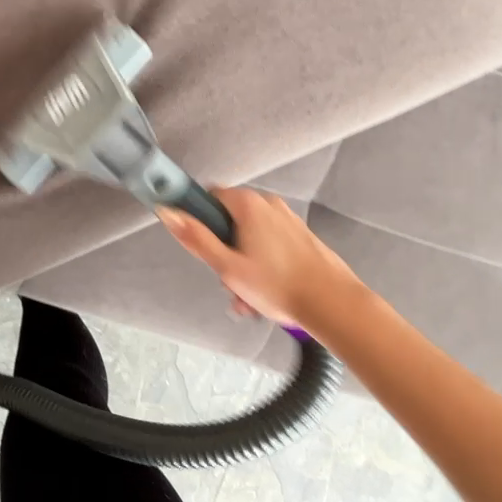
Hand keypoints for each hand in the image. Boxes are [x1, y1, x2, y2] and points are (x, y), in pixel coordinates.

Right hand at [158, 186, 369, 340]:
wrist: (334, 305)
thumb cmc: (278, 285)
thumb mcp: (227, 266)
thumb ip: (196, 238)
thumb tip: (167, 211)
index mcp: (248, 205)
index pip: (210, 196)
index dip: (200, 219)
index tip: (202, 245)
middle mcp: (269, 205)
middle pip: (231, 220)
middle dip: (224, 251)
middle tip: (228, 279)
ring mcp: (288, 220)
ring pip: (251, 237)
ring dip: (243, 263)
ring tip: (249, 296)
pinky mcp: (301, 237)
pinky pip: (270, 245)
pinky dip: (263, 265)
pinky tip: (267, 293)